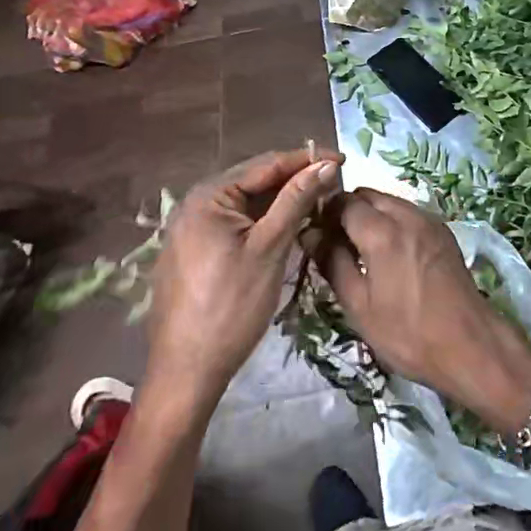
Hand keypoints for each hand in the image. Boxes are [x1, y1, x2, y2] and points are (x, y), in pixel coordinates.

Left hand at [147, 149, 343, 401]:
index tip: (343, 160)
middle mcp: (196, 203)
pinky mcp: (196, 250)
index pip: (266, 164)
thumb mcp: (270, 248)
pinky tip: (291, 226)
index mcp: (208, 195)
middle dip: (296, 179)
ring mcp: (193, 228)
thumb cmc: (231, 307)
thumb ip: (297, 200)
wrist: (187, 371)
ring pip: (248, 203)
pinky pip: (237, 223)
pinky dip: (265, 221)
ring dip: (283, 201)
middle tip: (335, 183)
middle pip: (256, 181)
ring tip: (320, 202)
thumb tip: (326, 164)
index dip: (306, 159)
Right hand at [301, 189, 530, 433]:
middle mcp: (406, 214)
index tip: (316, 236)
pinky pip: (409, 213)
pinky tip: (390, 255)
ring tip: (362, 252)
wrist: (470, 344)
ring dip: (371, 215)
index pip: (343, 201)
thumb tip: (310, 234)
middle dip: (348, 210)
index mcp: (381, 231)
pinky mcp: (443, 231)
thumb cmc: (408, 332)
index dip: (325, 214)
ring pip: (389, 201)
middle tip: (337, 244)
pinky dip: (393, 222)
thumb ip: (332, 263)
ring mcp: (429, 220)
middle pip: (368, 195)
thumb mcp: (359, 305)